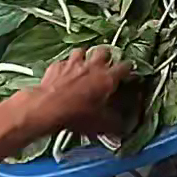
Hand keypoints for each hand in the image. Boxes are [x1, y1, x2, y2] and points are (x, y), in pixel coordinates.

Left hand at [11, 47, 130, 138]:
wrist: (47, 107)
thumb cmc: (77, 114)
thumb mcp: (100, 123)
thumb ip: (114, 122)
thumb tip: (122, 125)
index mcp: (107, 78)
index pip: (125, 67)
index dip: (128, 68)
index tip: (129, 71)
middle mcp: (92, 66)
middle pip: (104, 51)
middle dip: (106, 56)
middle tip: (105, 64)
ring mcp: (73, 63)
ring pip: (82, 51)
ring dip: (84, 57)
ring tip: (83, 64)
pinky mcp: (57, 65)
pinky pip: (64, 61)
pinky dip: (65, 66)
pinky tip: (63, 73)